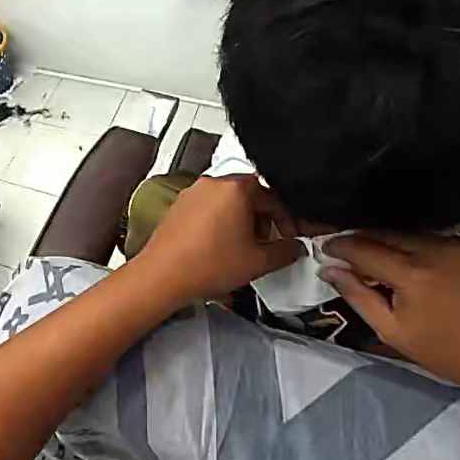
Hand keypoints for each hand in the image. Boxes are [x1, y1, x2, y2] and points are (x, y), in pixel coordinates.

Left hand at [131, 175, 303, 304]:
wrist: (163, 275)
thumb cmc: (208, 264)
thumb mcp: (258, 261)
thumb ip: (285, 251)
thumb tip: (295, 248)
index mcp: (236, 188)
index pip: (272, 196)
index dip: (285, 218)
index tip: (288, 236)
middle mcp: (213, 184)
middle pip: (249, 194)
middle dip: (262, 218)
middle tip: (267, 241)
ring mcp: (193, 193)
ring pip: (227, 201)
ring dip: (240, 220)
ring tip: (243, 247)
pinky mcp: (178, 206)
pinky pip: (207, 208)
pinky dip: (219, 222)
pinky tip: (219, 246)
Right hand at [321, 233, 459, 400]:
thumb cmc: (453, 354)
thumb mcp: (396, 334)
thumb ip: (359, 298)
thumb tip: (331, 272)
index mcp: (411, 273)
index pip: (363, 248)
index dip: (339, 246)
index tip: (322, 248)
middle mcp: (432, 249)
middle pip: (384, 232)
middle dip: (359, 238)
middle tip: (341, 249)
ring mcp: (457, 245)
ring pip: (408, 233)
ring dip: (385, 238)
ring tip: (370, 254)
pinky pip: (432, 238)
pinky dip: (411, 243)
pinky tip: (406, 259)